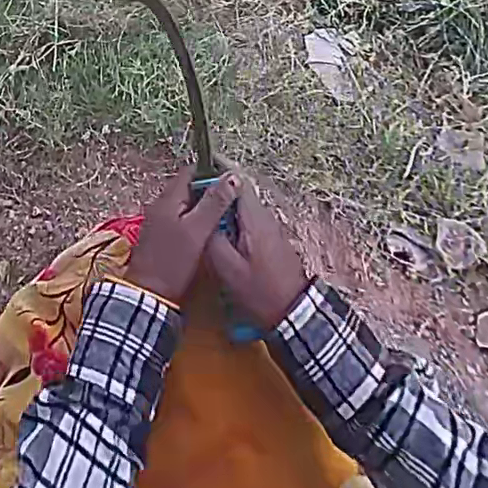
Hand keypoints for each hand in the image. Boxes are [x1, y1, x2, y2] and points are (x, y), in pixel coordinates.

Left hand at [122, 168, 239, 302]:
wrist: (150, 292)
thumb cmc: (173, 260)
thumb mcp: (197, 230)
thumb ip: (213, 203)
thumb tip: (231, 178)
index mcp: (168, 199)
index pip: (190, 172)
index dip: (211, 172)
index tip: (231, 180)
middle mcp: (161, 204)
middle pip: (188, 187)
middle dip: (209, 190)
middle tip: (233, 198)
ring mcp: (159, 220)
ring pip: (186, 204)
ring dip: (204, 206)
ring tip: (226, 213)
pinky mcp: (162, 234)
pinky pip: (182, 217)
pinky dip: (196, 219)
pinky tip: (209, 229)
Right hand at [201, 175, 309, 328]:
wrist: (294, 314)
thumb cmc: (261, 292)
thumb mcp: (228, 268)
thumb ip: (213, 238)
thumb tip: (202, 219)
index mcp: (255, 219)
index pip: (237, 181)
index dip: (216, 173)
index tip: (197, 173)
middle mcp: (265, 217)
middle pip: (237, 192)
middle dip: (215, 192)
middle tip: (193, 200)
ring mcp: (269, 227)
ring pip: (241, 207)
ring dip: (222, 209)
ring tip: (202, 217)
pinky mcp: (270, 238)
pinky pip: (246, 220)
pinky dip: (231, 222)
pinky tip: (219, 236)